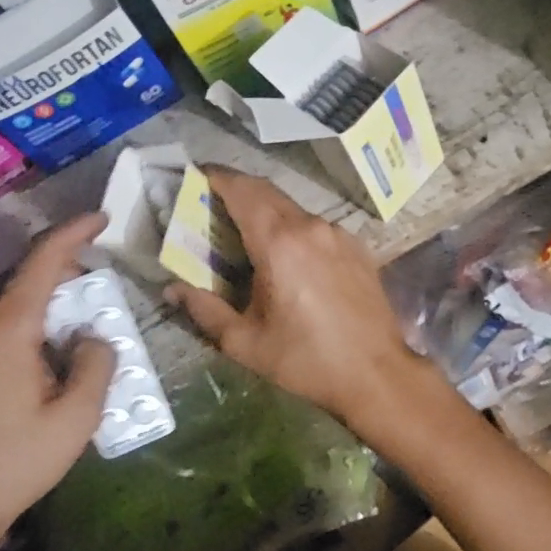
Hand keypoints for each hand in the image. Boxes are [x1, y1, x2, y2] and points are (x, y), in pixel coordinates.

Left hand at [0, 213, 114, 550]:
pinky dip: (21, 323)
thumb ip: (96, 366)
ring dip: (41, 301)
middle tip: (97, 285)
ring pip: (3, 303)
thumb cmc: (10, 466)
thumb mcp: (74, 421)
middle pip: (21, 277)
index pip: (42, 260)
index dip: (74, 232)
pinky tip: (40, 358)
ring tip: (73, 323)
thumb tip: (95, 337)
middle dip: (62, 270)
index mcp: (6, 329)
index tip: (102, 218)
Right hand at [164, 168, 437, 436]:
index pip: (242, 191)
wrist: (378, 374)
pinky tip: (285, 257)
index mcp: (279, 243)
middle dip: (236, 192)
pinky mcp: (357, 248)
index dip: (216, 178)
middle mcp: (310, 227)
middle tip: (210, 206)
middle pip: (266, 193)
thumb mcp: (245, 343)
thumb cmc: (307, 361)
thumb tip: (172, 289)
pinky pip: (315, 228)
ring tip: (244, 235)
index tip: (196, 176)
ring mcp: (338, 234)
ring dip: (265, 213)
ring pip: (292, 210)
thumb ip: (204, 310)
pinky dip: (292, 230)